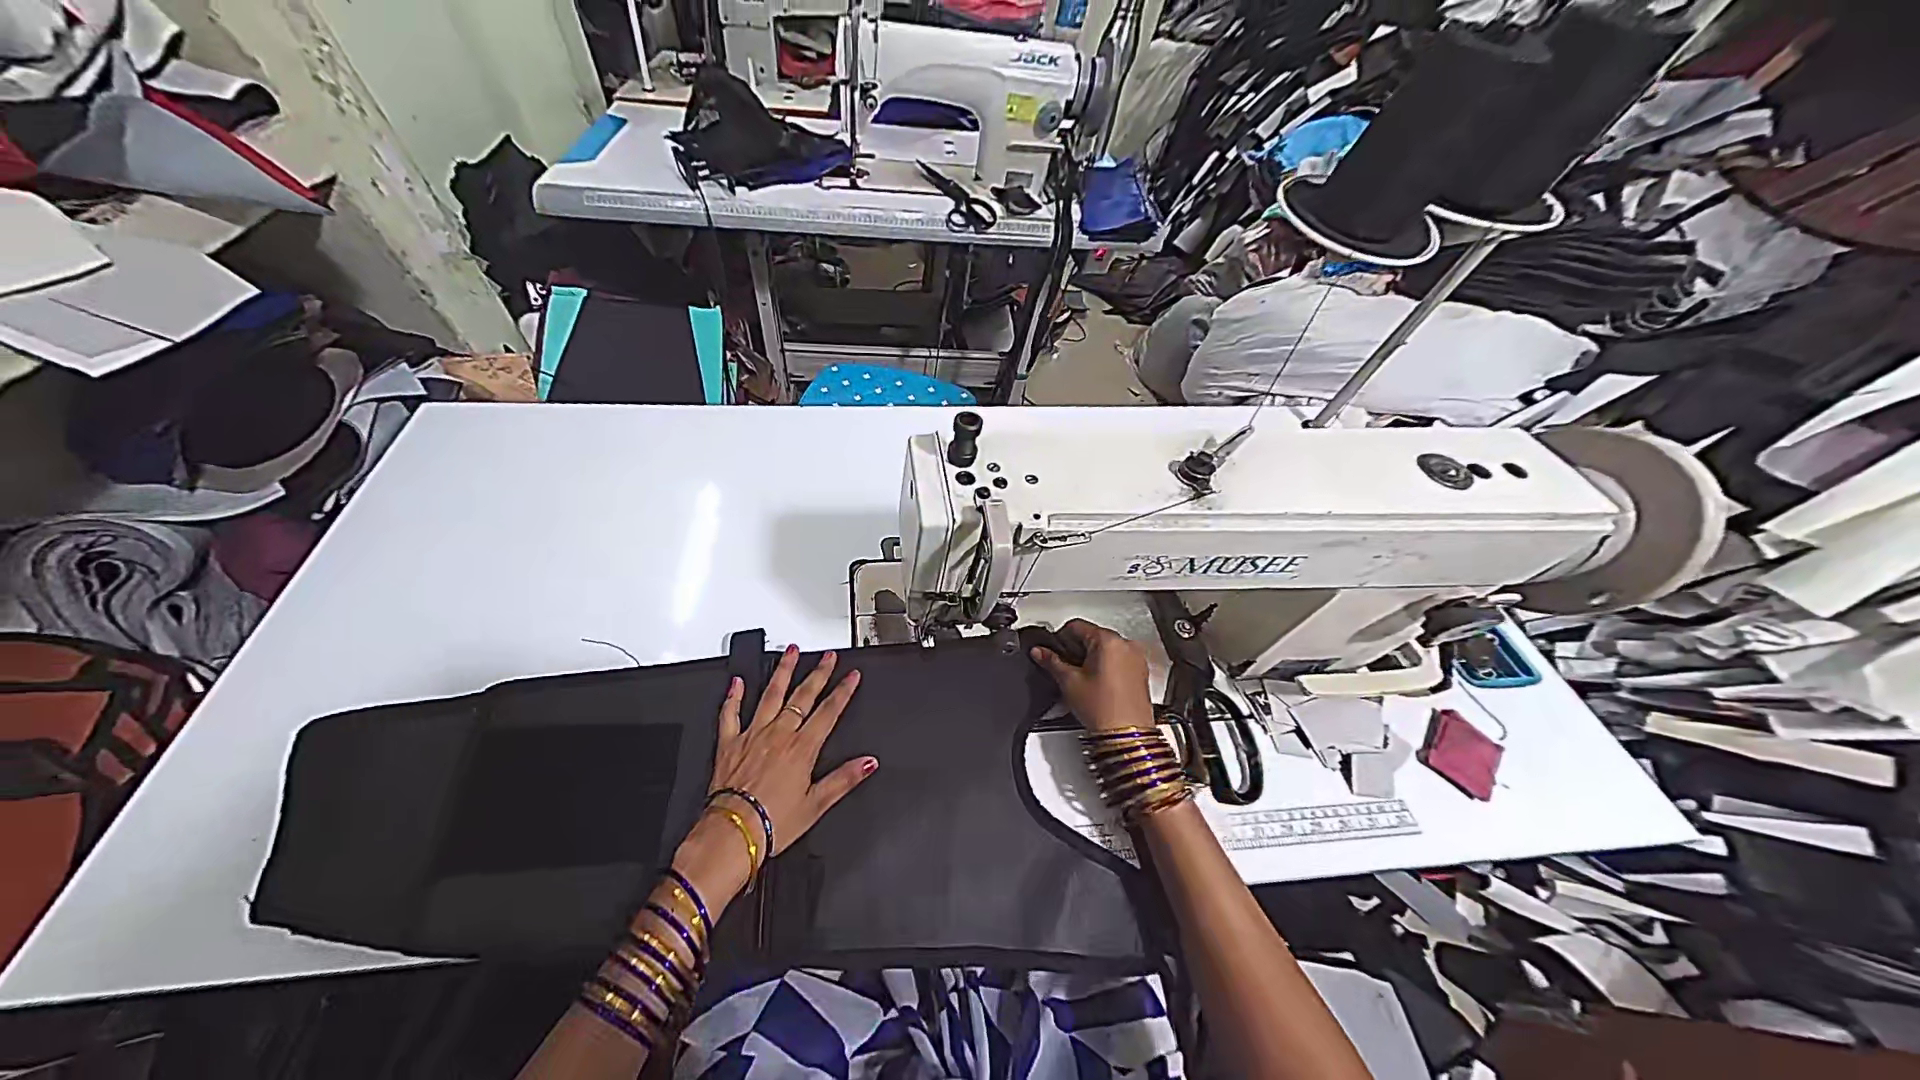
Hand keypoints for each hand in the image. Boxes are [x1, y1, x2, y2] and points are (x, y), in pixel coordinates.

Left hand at [673, 646, 875, 904]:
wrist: (732, 833)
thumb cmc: (771, 823)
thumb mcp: (817, 805)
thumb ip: (844, 779)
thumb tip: (868, 763)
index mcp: (801, 749)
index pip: (828, 711)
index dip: (843, 691)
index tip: (851, 675)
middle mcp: (778, 736)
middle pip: (803, 696)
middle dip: (819, 673)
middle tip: (828, 657)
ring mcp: (752, 735)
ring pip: (771, 694)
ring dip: (783, 671)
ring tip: (791, 652)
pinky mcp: (729, 744)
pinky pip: (730, 713)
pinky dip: (733, 696)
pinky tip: (737, 682)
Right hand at [1030, 619, 1155, 732]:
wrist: (1127, 735)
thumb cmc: (1105, 711)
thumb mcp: (1069, 682)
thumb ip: (1051, 661)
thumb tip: (1040, 652)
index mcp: (1108, 641)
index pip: (1076, 626)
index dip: (1059, 638)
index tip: (1053, 650)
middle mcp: (1126, 645)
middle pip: (1092, 635)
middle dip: (1075, 649)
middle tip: (1064, 667)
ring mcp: (1136, 658)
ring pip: (1105, 648)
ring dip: (1090, 658)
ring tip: (1081, 679)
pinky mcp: (1140, 671)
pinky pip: (1118, 659)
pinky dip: (1105, 666)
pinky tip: (1096, 684)